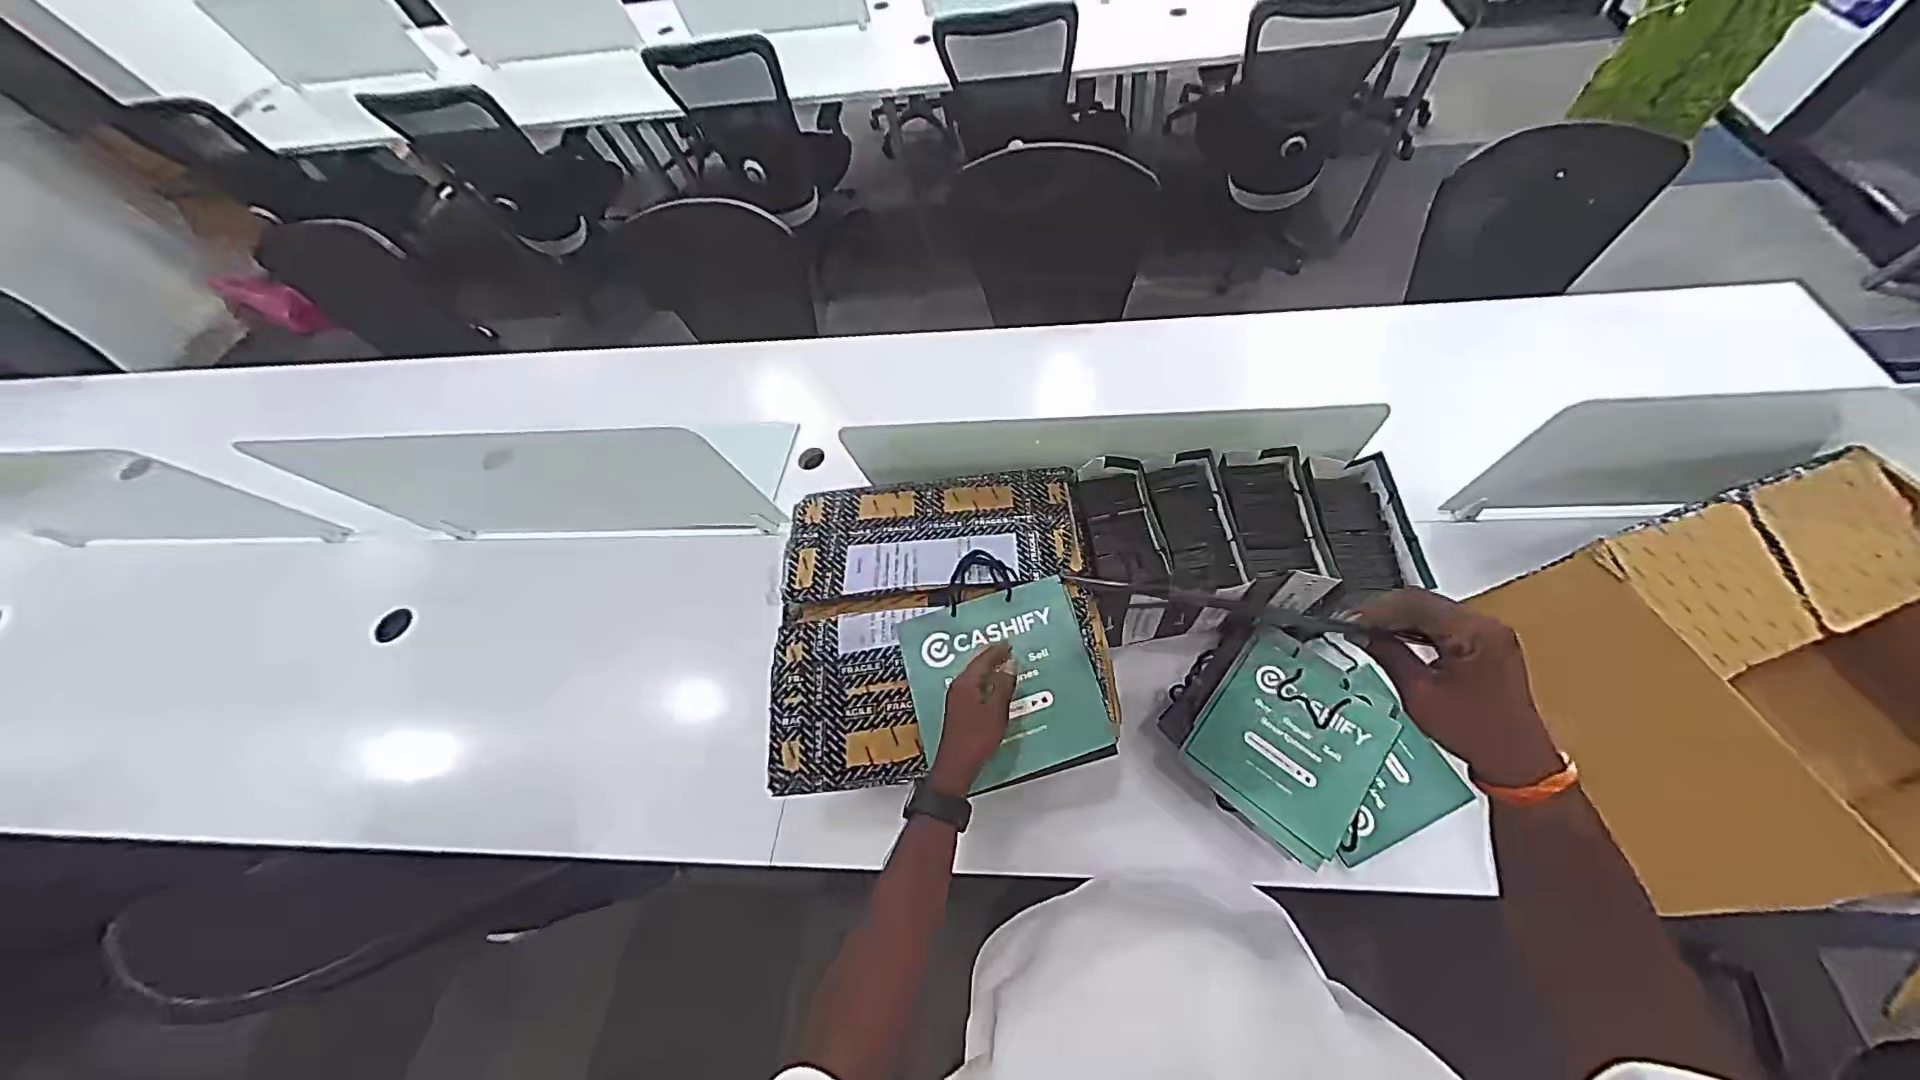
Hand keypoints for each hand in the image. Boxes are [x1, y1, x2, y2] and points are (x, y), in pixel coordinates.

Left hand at [927, 642, 1015, 796]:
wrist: (957, 765)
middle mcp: (958, 687)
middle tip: (1008, 651)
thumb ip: (1003, 686)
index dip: (997, 651)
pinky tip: (995, 688)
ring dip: (989, 671)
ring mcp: (956, 699)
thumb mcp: (996, 711)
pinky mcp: (959, 710)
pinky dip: (986, 684)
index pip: (982, 660)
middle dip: (992, 658)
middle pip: (976, 667)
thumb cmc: (977, 737)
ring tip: (1005, 667)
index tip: (1009, 644)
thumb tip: (1009, 665)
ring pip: (975, 678)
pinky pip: (974, 689)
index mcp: (965, 683)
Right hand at [1355, 590, 1562, 786]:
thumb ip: (1387, 654)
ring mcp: (1486, 632)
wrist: (1513, 759)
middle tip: (1347, 620)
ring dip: (1393, 617)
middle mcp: (1485, 625)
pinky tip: (1388, 635)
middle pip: (1421, 601)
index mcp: (1475, 632)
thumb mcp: (1418, 691)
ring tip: (1361, 627)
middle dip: (1380, 609)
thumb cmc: (1475, 731)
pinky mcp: (1482, 642)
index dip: (1372, 609)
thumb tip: (1361, 634)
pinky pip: (1438, 623)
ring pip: (1427, 609)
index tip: (1344, 617)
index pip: (1412, 604)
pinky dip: (1410, 627)